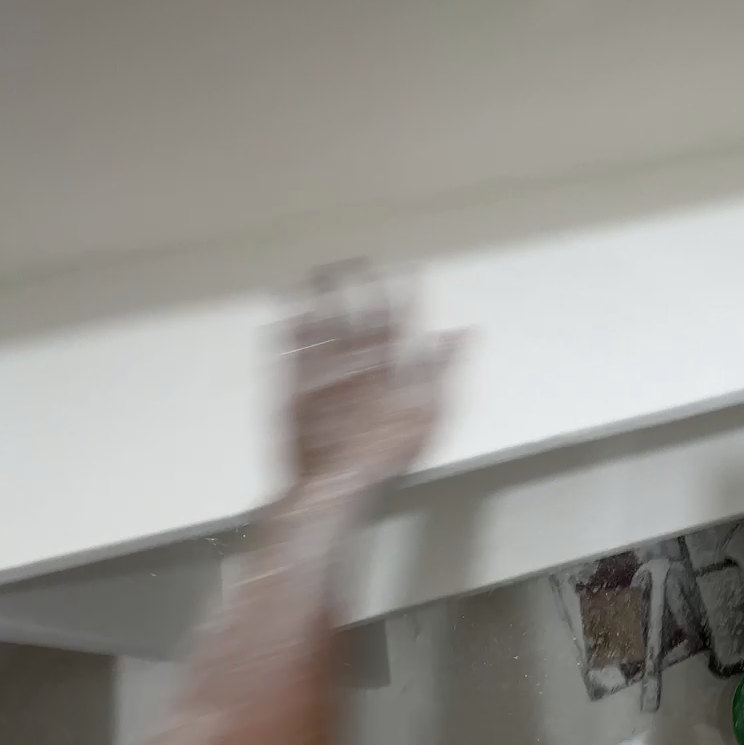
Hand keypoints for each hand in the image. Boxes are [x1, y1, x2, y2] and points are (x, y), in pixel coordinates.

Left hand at [284, 262, 458, 495]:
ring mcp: (317, 374)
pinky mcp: (291, 391)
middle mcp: (350, 361)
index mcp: (386, 365)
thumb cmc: (389, 453)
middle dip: (357, 285)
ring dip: (319, 298)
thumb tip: (460, 333)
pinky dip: (287, 331)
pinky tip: (284, 314)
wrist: (333, 484)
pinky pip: (287, 352)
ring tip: (319, 274)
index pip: (397, 318)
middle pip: (354, 314)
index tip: (406, 270)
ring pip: (318, 325)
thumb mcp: (430, 413)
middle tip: (356, 259)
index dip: (403, 292)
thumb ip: (441, 368)